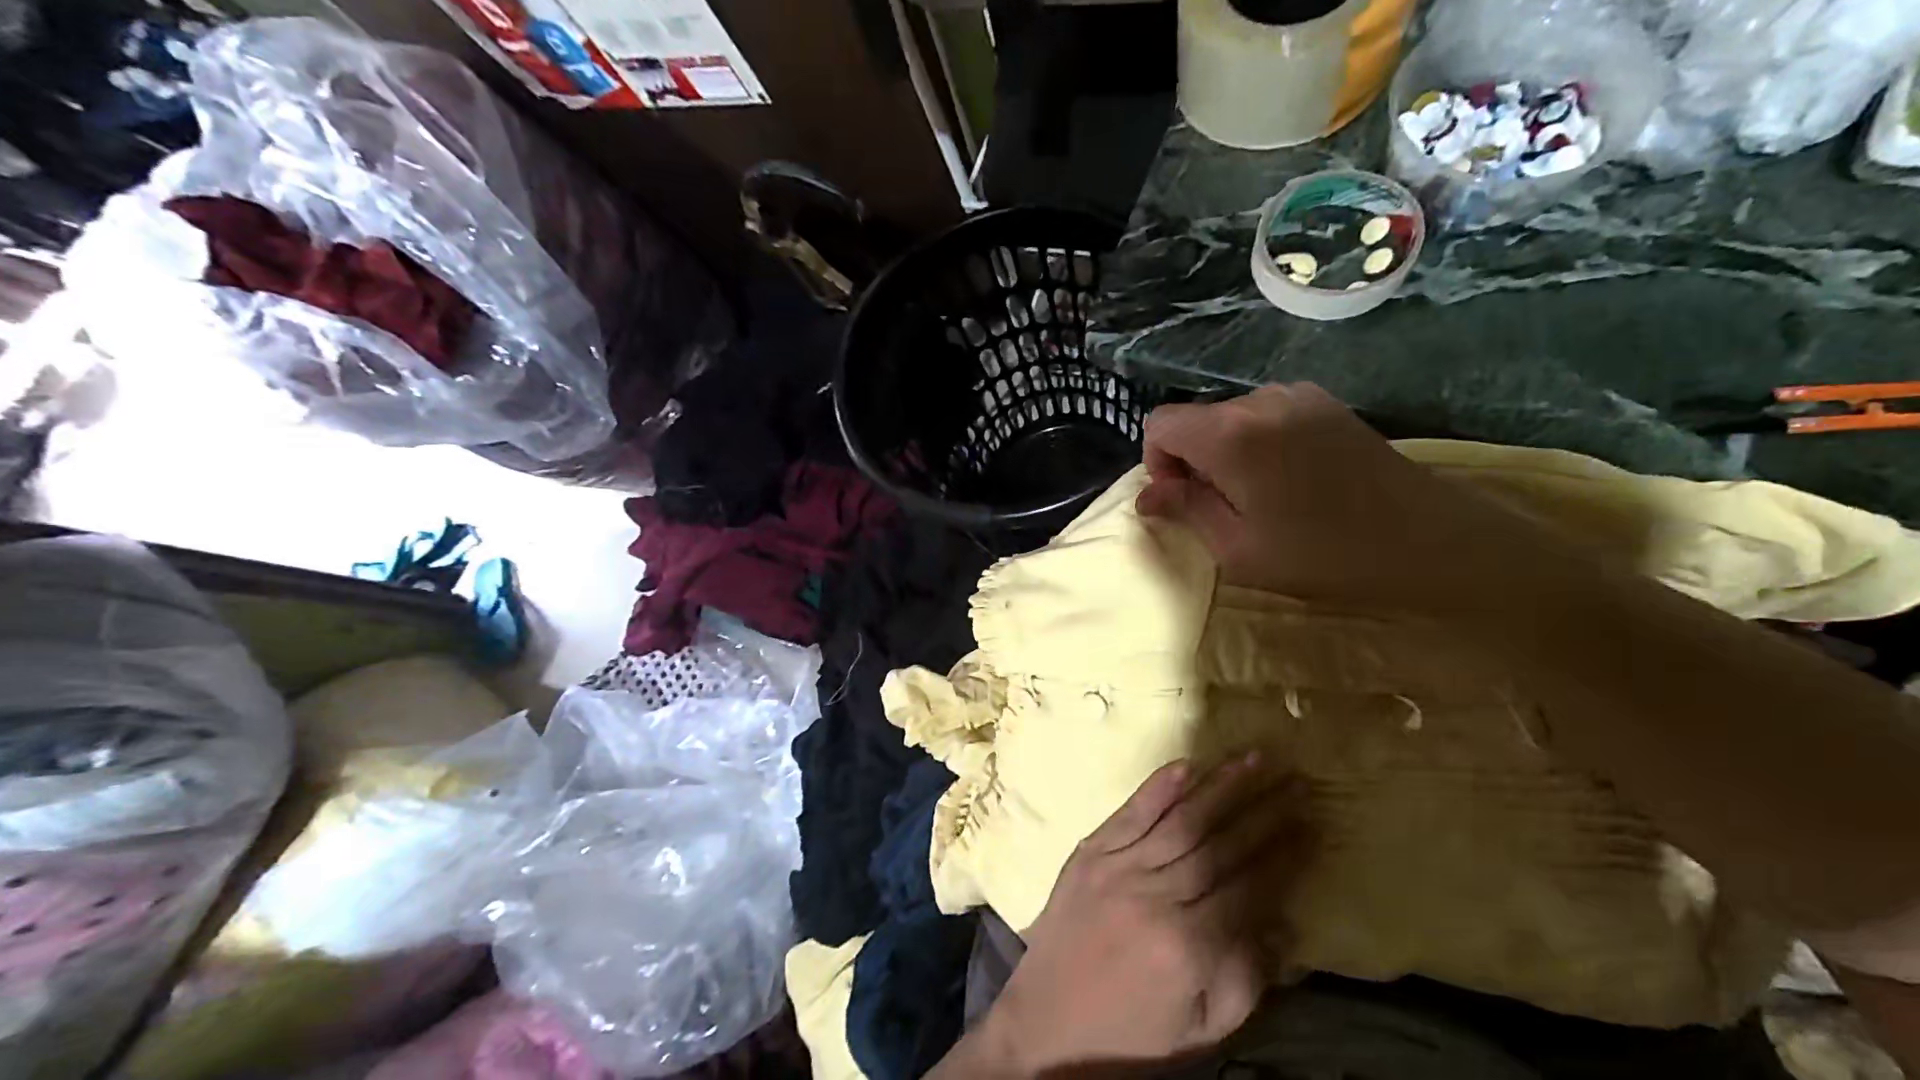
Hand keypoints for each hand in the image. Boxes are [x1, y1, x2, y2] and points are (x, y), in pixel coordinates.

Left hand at [952, 755, 1311, 1078]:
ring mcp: (1118, 868)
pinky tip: (1186, 765)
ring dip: (1220, 787)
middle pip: (1220, 845)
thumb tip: (1284, 923)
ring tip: (1254, 759)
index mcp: (1190, 945)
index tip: (1311, 825)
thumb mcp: (1203, 1027)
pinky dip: (1157, 789)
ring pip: (1180, 821)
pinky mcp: (1089, 854)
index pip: (1249, 887)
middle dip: (1263, 812)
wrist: (1048, 1023)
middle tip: (1296, 781)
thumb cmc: (1134, 1033)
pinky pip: (1129, 815)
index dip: (1284, 855)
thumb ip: (1247, 976)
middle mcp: (1157, 897)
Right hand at [1136, 384, 1557, 613]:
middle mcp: (1260, 400)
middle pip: (1196, 420)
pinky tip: (1290, 480)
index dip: (1157, 463)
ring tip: (1261, 497)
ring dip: (1227, 453)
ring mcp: (1298, 396)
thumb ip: (1186, 510)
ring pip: (1230, 418)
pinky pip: (1266, 416)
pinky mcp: (1326, 404)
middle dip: (1193, 461)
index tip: (1184, 500)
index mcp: (1231, 435)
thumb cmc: (1325, 554)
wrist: (1431, 540)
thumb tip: (1147, 495)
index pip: (1160, 424)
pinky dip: (1258, 443)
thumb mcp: (1239, 549)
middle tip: (1225, 509)